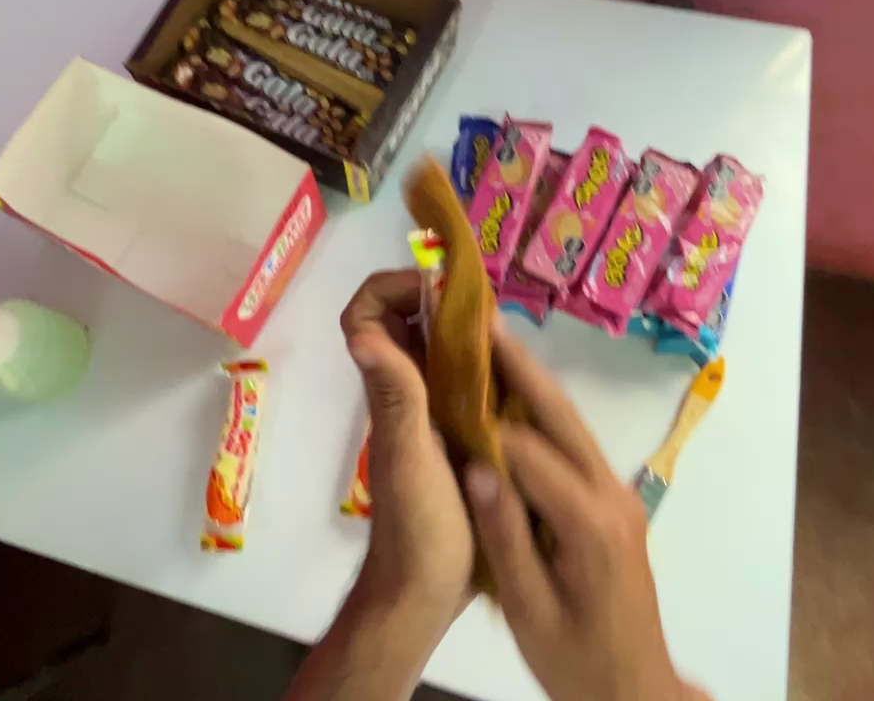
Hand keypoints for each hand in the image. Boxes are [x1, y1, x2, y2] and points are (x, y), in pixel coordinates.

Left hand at [338, 269, 473, 634]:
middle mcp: (400, 387)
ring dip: (459, 325)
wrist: (427, 589)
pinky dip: (479, 360)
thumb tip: (358, 332)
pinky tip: (515, 370)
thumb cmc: (418, 526)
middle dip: (434, 297)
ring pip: (431, 344)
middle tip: (483, 303)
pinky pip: (458, 376)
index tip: (440, 285)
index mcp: (386, 387)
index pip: (365, 313)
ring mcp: (424, 407)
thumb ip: (394, 395)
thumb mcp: (409, 455)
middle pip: (401, 319)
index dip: (392, 286)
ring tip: (503, 327)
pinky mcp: (450, 428)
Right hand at [464, 319, 704, 700]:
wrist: (636, 692)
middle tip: (484, 321)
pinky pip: (575, 441)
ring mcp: (619, 493)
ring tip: (496, 341)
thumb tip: (476, 465)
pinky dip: (544, 410)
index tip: (448, 381)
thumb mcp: (530, 610)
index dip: (486, 418)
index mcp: (590, 524)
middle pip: (561, 416)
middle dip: (521, 366)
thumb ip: (505, 535)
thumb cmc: (575, 660)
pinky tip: (517, 394)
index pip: (530, 453)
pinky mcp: (614, 499)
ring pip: (571, 422)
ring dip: (534, 380)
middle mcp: (612, 494)